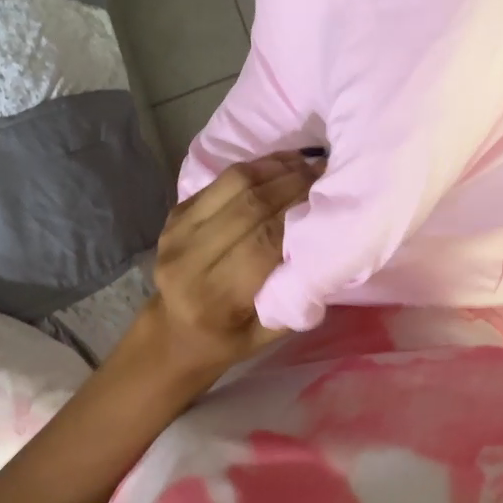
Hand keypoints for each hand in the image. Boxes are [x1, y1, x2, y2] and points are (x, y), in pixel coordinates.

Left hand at [141, 151, 320, 377]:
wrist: (174, 331)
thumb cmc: (228, 339)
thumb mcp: (268, 332)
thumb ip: (293, 292)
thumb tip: (322, 244)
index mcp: (214, 297)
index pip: (263, 242)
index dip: (297, 213)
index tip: (328, 196)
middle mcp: (189, 259)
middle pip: (250, 205)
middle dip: (292, 183)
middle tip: (323, 171)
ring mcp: (178, 231)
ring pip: (235, 182)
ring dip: (275, 168)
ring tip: (305, 163)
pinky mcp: (176, 212)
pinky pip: (222, 179)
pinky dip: (256, 167)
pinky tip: (281, 164)